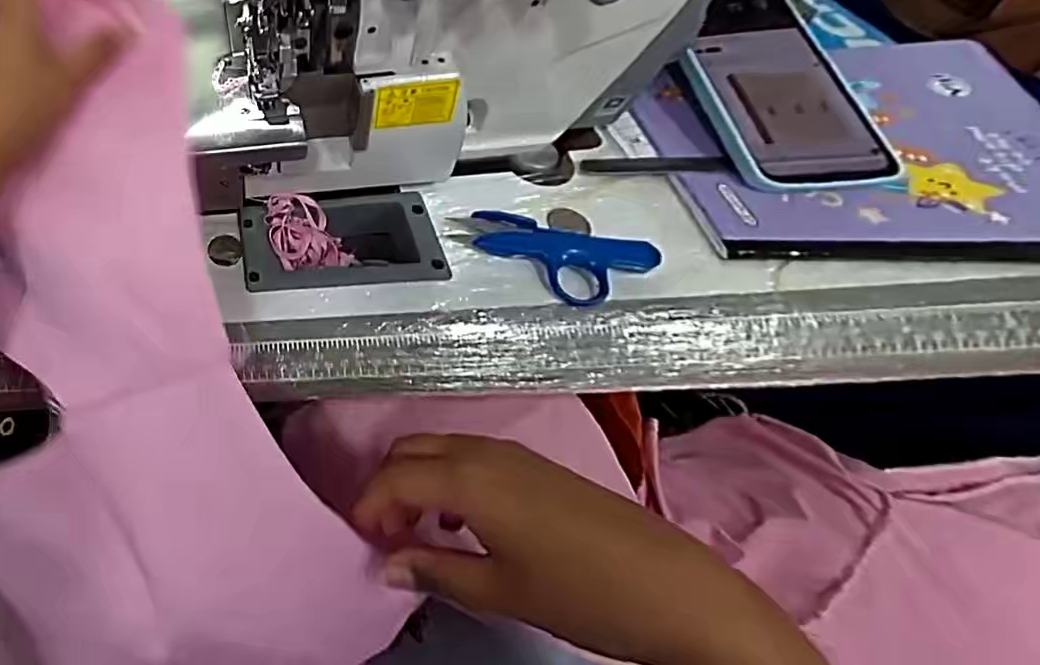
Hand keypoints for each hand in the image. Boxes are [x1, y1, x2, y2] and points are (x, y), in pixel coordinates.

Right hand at [351, 435, 826, 664]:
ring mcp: (509, 452)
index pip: (395, 477)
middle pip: (409, 450)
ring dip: (415, 478)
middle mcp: (480, 451)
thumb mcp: (502, 592)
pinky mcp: (532, 463)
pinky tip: (462, 520)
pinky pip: (466, 454)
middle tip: (386, 532)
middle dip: (387, 484)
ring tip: (418, 528)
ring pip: (437, 448)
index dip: (369, 504)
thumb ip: (437, 572)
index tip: (361, 536)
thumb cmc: (583, 592)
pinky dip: (445, 476)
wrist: (678, 590)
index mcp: (467, 478)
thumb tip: (389, 566)